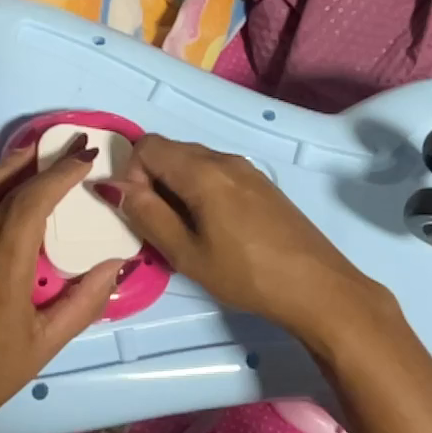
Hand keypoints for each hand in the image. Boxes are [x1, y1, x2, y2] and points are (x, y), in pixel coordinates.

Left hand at [0, 135, 118, 430]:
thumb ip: (84, 302)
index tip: (86, 157)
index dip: (60, 176)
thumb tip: (117, 263)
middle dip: (42, 165)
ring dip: (2, 167)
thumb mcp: (46, 345)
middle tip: (70, 146)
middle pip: (7, 194)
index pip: (33, 206)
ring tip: (30, 150)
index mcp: (4, 273)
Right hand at [103, 134, 381, 341]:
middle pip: (171, 151)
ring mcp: (248, 169)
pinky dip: (202, 192)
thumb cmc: (245, 274)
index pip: (148, 145)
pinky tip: (216, 230)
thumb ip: (147, 214)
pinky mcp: (263, 185)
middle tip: (162, 228)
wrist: (317, 287)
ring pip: (195, 163)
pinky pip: (218, 174)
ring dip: (178, 189)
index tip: (142, 214)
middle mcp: (225, 158)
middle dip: (154, 182)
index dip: (133, 175)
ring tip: (189, 234)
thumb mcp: (186, 253)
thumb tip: (114, 186)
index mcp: (202, 170)